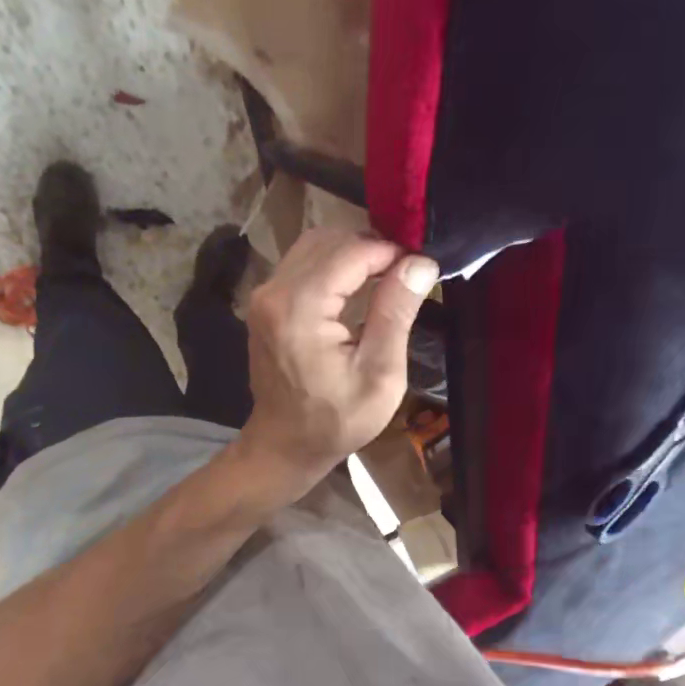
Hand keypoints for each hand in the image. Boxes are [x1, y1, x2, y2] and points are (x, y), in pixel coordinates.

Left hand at [233, 230, 438, 497]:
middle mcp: (273, 292)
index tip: (420, 267)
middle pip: (328, 240)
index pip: (350, 252)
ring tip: (386, 277)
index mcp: (298, 309)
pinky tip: (358, 285)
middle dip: (370, 248)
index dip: (390, 252)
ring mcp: (264, 295)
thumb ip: (395, 313)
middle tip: (405, 271)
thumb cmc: (336, 420)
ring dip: (351, 253)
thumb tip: (420, 262)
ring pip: (313, 246)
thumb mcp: (379, 375)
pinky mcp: (265, 302)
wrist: (284, 444)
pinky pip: (301, 264)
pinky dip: (332, 265)